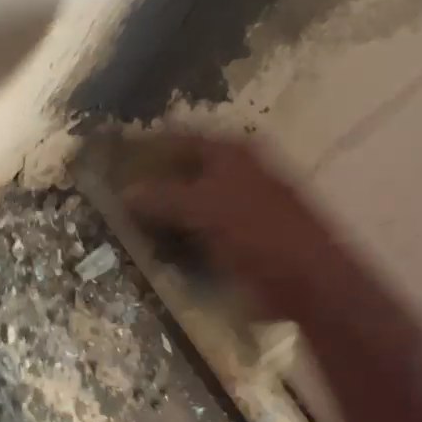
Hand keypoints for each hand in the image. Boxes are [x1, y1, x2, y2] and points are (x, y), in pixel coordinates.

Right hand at [121, 134, 359, 322]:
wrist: (310, 283)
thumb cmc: (257, 233)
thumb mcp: (202, 208)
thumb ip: (160, 196)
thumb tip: (124, 191)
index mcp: (231, 150)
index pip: (176, 138)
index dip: (144, 147)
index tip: (111, 163)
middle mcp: (236, 171)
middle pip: (182, 172)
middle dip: (151, 187)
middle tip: (115, 200)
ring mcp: (241, 205)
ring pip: (190, 205)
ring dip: (164, 218)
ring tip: (129, 230)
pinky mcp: (242, 238)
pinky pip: (200, 233)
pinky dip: (181, 241)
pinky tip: (159, 253)